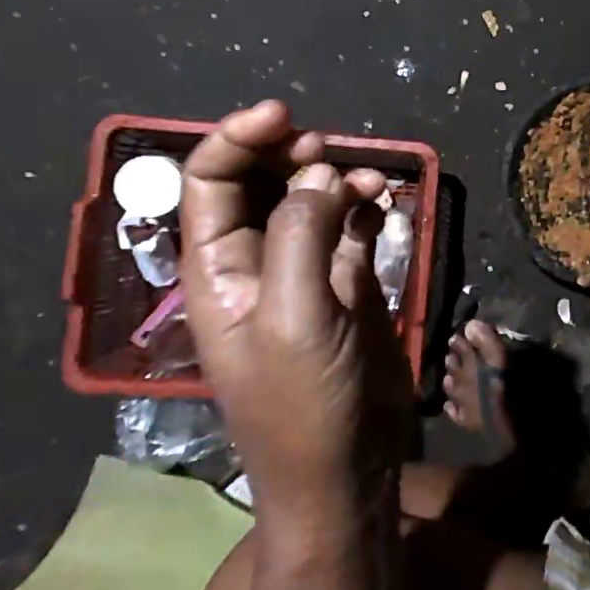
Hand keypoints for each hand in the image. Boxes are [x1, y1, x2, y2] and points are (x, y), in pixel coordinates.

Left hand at [180, 100, 410, 539]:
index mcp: (216, 267)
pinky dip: (360, 205)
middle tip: (323, 146)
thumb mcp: (294, 319)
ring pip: (304, 197)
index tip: (280, 115)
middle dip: (285, 154)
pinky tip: (381, 202)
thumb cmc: (303, 407)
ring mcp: (297, 269)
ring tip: (365, 179)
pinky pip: (344, 225)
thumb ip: (300, 236)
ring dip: (331, 177)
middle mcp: (250, 259)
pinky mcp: (339, 282)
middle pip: (255, 181)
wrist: (348, 474)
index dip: (235, 139)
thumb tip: (317, 173)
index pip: (208, 182)